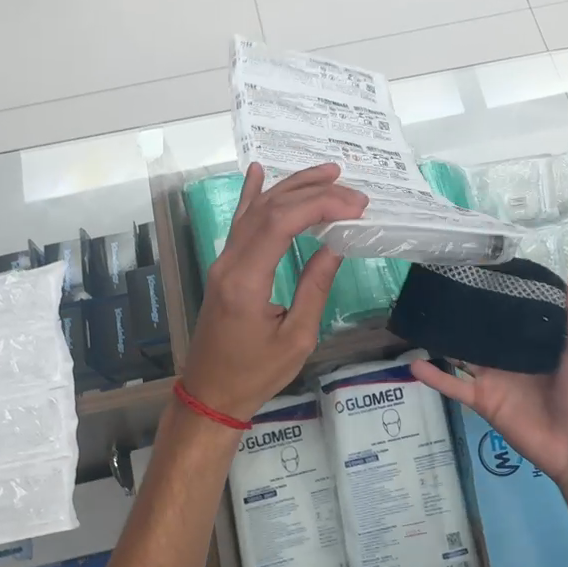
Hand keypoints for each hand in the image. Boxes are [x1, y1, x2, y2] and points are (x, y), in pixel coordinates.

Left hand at [183, 162, 366, 421]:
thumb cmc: (255, 375)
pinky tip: (259, 171)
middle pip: (270, 208)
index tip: (356, 206)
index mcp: (246, 281)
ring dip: (291, 187)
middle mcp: (229, 262)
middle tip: (354, 192)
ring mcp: (223, 261)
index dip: (320, 205)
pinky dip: (251, 194)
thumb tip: (335, 245)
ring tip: (327, 172)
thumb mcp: (296, 339)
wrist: (210, 395)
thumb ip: (314, 288)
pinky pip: (240, 221)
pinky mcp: (224, 267)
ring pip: (255, 209)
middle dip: (314, 193)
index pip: (281, 223)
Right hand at [411, 272, 567, 483]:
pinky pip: (454, 386)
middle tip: (441, 291)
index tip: (480, 274)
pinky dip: (434, 378)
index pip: (511, 317)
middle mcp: (510, 359)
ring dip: (443, 343)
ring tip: (420, 321)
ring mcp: (493, 379)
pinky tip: (414, 364)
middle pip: (482, 334)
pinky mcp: (482, 400)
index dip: (498, 298)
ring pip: (462, 357)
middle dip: (465, 317)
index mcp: (534, 345)